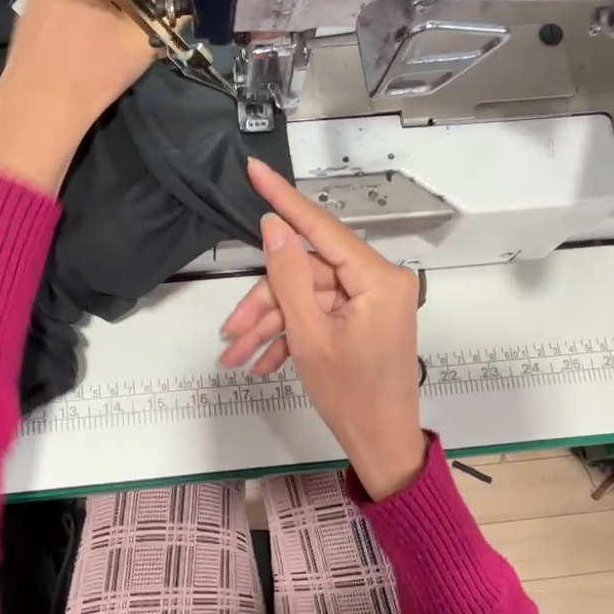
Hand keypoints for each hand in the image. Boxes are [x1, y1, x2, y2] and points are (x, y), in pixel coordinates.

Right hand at [220, 161, 427, 498]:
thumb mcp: (310, 336)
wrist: (382, 445)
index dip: (283, 198)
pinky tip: (263, 362)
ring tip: (237, 356)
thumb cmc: (351, 396)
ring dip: (272, 325)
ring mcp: (372, 302)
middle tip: (231, 333)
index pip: (321, 226)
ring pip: (308, 297)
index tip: (255, 168)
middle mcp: (379, 281)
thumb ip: (289, 276)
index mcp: (378, 278)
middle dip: (265, 303)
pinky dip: (292, 336)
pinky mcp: (364, 321)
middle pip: (307, 272)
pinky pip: (320, 316)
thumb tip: (273, 227)